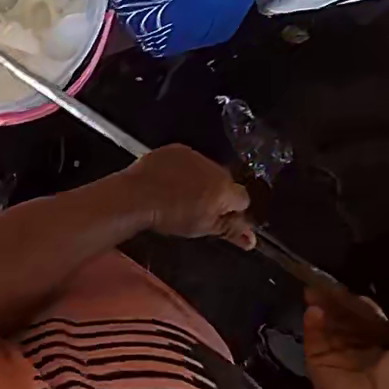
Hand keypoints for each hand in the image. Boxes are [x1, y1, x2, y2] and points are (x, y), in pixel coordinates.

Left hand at [118, 145, 254, 247]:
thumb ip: (230, 230)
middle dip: (216, 194)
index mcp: (225, 189)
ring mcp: (194, 155)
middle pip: (225, 182)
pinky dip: (183, 169)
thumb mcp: (203, 228)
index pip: (243, 199)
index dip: (232, 210)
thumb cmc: (171, 216)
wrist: (137, 195)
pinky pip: (188, 160)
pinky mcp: (176, 149)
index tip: (217, 218)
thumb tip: (251, 239)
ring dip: (200, 180)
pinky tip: (170, 181)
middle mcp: (214, 167)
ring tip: (180, 195)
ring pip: (207, 170)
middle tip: (197, 208)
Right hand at [304, 290, 388, 388]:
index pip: (372, 321)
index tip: (358, 291)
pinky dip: (313, 323)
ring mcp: (338, 357)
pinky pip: (314, 338)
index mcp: (387, 352)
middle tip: (328, 282)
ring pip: (329, 325)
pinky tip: (314, 310)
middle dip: (338, 302)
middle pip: (347, 320)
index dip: (366, 306)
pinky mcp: (318, 362)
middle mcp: (361, 353)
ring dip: (322, 306)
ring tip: (315, 288)